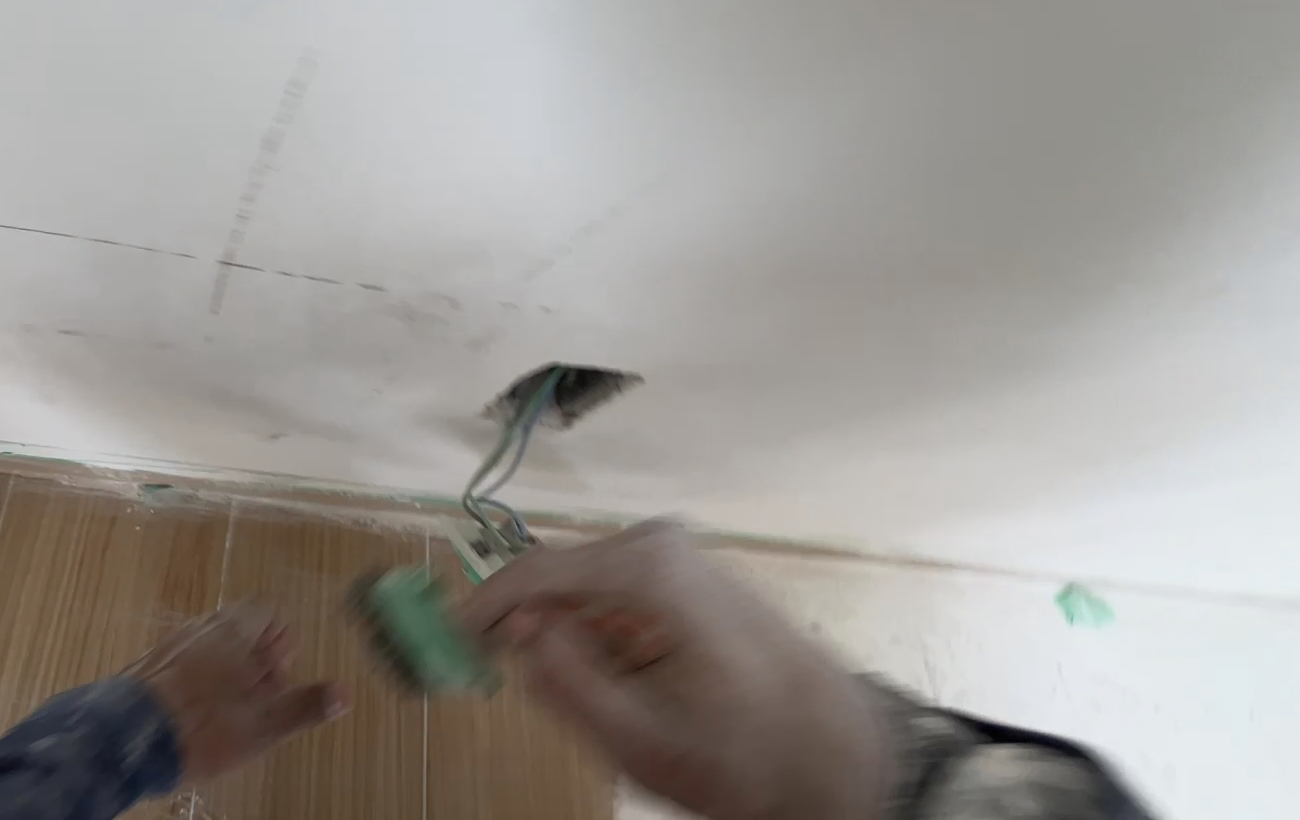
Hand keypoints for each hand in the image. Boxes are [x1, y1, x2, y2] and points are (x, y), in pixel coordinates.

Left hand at [124, 601, 349, 782]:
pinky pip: (188, 659)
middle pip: (244, 628)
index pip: (271, 609)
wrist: (127, 739)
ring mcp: (175, 641)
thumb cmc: (203, 726)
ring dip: (230, 672)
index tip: (278, 679)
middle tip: (258, 703)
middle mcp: (206, 625)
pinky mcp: (151, 663)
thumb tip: (347, 693)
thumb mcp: (262, 726)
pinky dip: (200, 679)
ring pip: (216, 645)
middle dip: (258, 662)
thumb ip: (305, 706)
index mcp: (236, 629)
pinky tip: (195, 715)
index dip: (284, 641)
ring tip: (228, 713)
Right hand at [456, 520, 891, 819]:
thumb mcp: (643, 740)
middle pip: (559, 575)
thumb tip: (517, 630)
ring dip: (567, 633)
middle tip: (513, 678)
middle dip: (529, 625)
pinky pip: (612, 589)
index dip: (484, 602)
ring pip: (583, 584)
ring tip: (591, 694)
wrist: (850, 753)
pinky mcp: (682, 567)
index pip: (536, 572)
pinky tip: (620, 675)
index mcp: (645, 570)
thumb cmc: (748, 757)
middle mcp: (653, 541)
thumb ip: (566, 681)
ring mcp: (672, 550)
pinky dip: (596, 629)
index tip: (448, 633)